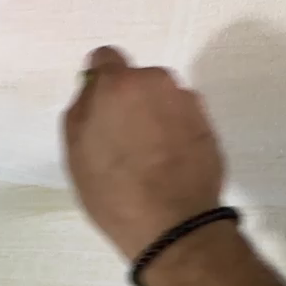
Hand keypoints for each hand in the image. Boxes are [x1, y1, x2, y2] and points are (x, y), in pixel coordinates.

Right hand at [63, 46, 226, 261]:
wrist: (173, 226)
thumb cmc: (114, 194)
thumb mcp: (76, 155)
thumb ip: (81, 111)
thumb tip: (91, 90)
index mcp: (118, 84)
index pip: (105, 59)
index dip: (100, 83)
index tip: (101, 111)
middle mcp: (157, 82)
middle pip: (137, 81)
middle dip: (130, 103)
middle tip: (125, 143)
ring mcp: (187, 103)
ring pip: (163, 100)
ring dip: (155, 117)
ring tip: (151, 159)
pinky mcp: (209, 125)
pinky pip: (184, 120)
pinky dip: (177, 134)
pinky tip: (171, 166)